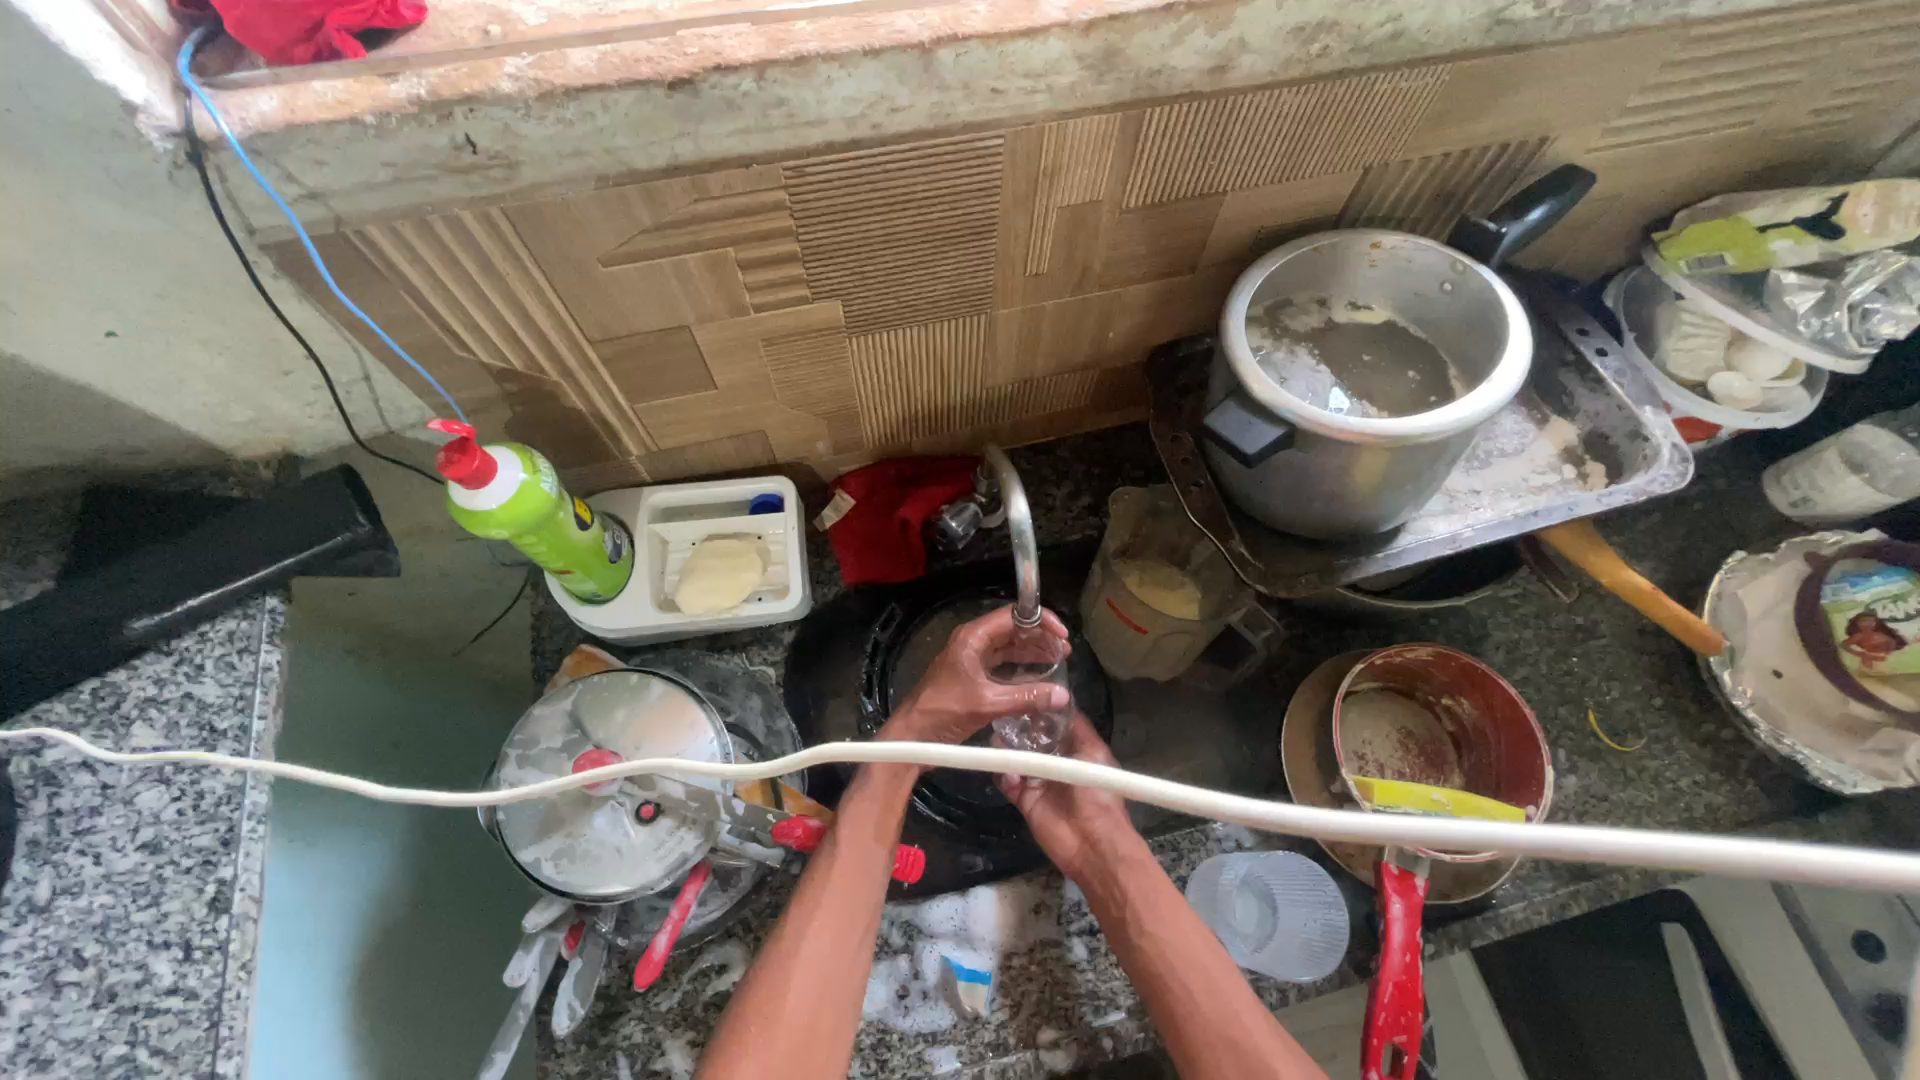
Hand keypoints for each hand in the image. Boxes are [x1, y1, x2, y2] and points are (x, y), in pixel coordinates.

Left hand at [880, 605, 1071, 745]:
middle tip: (1065, 651)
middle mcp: (972, 643)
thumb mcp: (987, 703)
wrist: (912, 737)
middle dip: (1039, 638)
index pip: (1012, 616)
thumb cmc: (943, 711)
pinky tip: (1039, 679)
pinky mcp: (973, 679)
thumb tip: (1063, 694)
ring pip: (1008, 649)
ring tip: (1059, 661)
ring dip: (1032, 653)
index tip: (1062, 635)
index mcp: (972, 638)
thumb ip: (1026, 698)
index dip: (1040, 621)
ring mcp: (972, 661)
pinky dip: (1021, 670)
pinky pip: (1002, 667)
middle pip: (1012, 630)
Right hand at [996, 711, 1135, 881]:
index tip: (1022, 694)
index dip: (1039, 711)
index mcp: (1075, 749)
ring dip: (1006, 749)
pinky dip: (1004, 775)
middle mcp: (1055, 761)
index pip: (1053, 724)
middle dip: (1017, 729)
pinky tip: (1009, 775)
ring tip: (999, 744)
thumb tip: (1062, 701)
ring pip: (1015, 758)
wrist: (1094, 844)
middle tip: (1003, 718)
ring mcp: (1039, 780)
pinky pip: (1008, 782)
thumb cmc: (1099, 794)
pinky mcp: (1025, 799)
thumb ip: (1077, 729)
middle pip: (1030, 739)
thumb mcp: (1094, 755)